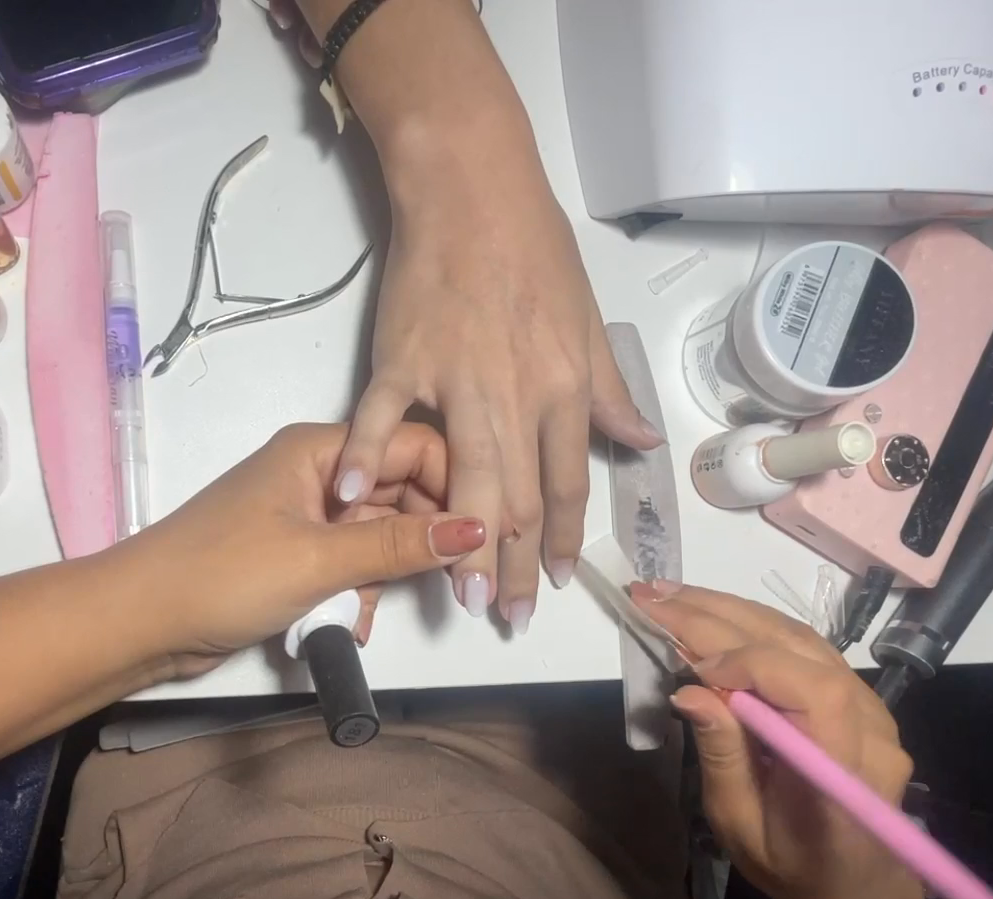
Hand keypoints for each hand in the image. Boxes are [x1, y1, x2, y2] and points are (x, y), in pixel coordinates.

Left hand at [120, 422, 483, 677]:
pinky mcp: (296, 556)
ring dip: (382, 575)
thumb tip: (476, 529)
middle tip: (453, 582)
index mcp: (319, 450)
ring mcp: (306, 517)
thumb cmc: (223, 574)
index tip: (483, 533)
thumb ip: (398, 546)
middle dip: (419, 540)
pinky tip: (346, 623)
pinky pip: (349, 564)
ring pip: (377, 535)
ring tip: (364, 609)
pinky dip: (354, 591)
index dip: (453, 485)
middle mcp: (319, 476)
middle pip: (399, 493)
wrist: (142, 620)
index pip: (411, 446)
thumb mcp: (317, 559)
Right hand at [334, 157, 661, 636]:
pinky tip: (351, 499)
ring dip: (460, 541)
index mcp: (563, 387)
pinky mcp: (401, 357)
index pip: (564, 483)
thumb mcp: (587, 320)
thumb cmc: (533, 252)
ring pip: (464, 474)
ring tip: (457, 598)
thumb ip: (608, 392)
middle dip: (513, 565)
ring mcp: (456, 378)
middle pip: (517, 497)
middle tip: (503, 616)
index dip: (557, 539)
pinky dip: (365, 454)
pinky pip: (381, 413)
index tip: (550, 583)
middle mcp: (517, 395)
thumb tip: (641, 442)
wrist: (473, 188)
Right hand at [630, 582, 919, 898]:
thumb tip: (689, 691)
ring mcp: (870, 708)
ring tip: (669, 594)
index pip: (813, 690)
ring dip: (729, 609)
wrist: (853, 887)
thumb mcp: (739, 825)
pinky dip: (749, 623)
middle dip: (719, 617)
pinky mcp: (855, 697)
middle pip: (800, 649)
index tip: (691, 666)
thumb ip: (721, 756)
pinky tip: (710, 612)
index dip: (750, 664)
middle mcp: (870, 728)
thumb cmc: (790, 866)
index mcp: (843, 773)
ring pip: (800, 637)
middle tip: (651, 596)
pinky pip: (803, 647)